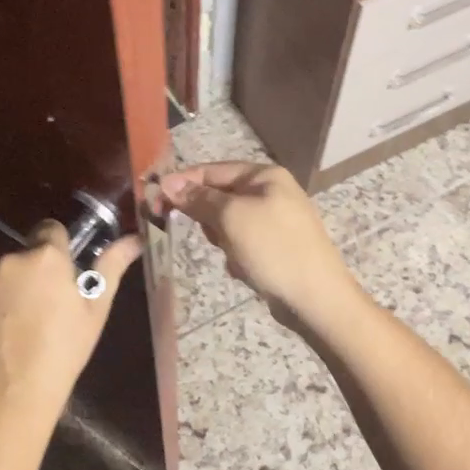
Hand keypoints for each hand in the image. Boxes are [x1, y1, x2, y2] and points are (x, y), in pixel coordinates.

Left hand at [0, 221, 141, 414]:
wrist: (13, 390)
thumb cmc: (64, 349)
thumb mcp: (95, 310)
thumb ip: (111, 267)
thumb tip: (135, 239)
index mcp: (47, 256)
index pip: (51, 228)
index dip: (59, 247)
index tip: (65, 272)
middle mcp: (12, 259)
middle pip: (28, 255)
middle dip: (37, 272)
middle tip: (49, 305)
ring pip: (6, 275)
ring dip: (15, 288)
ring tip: (24, 324)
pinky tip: (4, 334)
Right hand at [160, 162, 365, 325]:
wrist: (316, 299)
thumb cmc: (273, 249)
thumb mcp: (231, 217)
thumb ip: (198, 198)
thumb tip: (167, 182)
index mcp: (264, 175)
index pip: (211, 170)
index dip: (182, 184)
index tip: (153, 202)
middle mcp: (271, 191)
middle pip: (218, 197)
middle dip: (209, 219)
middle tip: (216, 238)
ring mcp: (275, 220)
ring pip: (227, 224)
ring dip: (224, 242)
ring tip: (237, 257)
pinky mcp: (275, 247)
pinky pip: (241, 244)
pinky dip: (238, 257)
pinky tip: (248, 271)